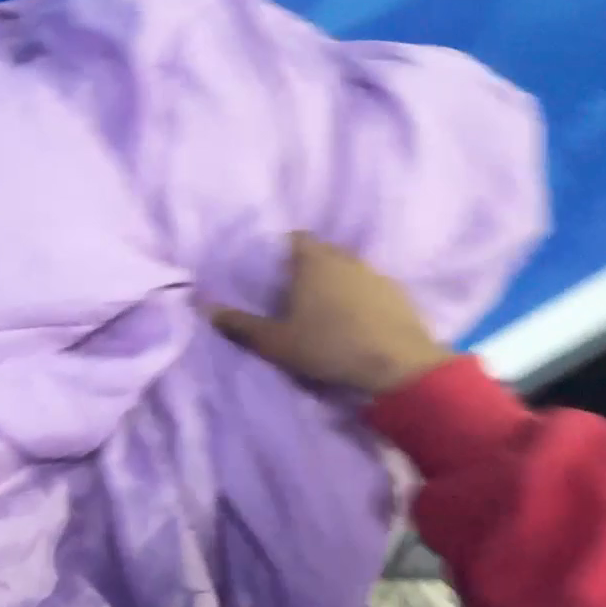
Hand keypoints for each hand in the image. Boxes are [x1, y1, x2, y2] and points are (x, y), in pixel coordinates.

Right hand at [208, 233, 454, 396]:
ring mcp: (378, 276)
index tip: (267, 267)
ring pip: (346, 269)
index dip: (280, 248)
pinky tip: (349, 319)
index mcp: (314, 262)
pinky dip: (355, 296)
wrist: (400, 368)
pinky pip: (368, 287)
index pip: (295, 238)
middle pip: (322, 252)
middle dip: (304, 265)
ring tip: (317, 306)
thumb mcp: (273, 341)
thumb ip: (238, 323)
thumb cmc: (327, 346)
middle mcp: (347, 260)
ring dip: (332, 281)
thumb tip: (205, 307)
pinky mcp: (400, 296)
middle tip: (285, 289)